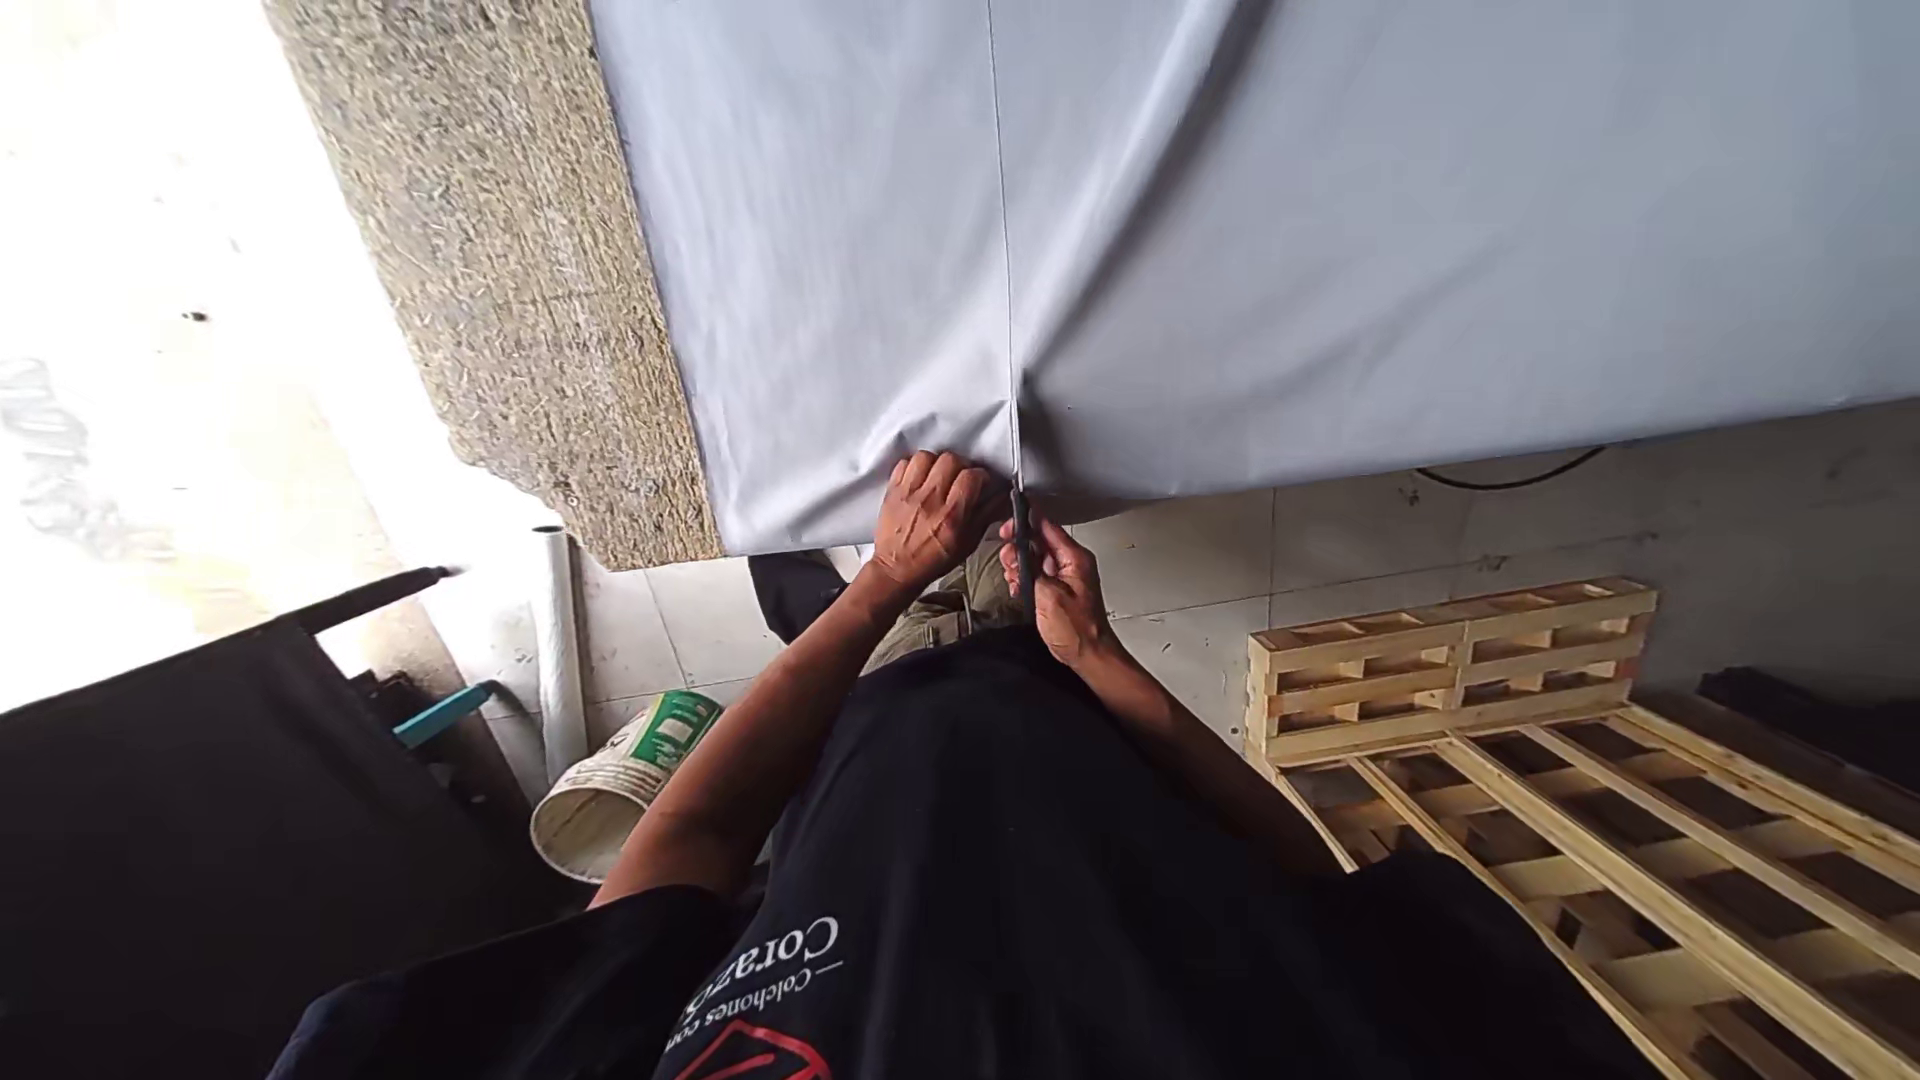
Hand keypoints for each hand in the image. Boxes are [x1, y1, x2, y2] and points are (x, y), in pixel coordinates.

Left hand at [868, 450, 1000, 595]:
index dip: (980, 475)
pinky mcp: (892, 491)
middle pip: (950, 460)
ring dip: (936, 463)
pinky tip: (920, 478)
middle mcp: (930, 501)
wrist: (897, 569)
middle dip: (960, 465)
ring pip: (926, 457)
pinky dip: (913, 467)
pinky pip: (903, 463)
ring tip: (938, 475)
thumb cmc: (933, 560)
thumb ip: (985, 516)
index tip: (980, 481)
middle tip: (960, 476)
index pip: (971, 477)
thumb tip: (1000, 497)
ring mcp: (908, 494)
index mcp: (951, 516)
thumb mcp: (967, 543)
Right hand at [999, 512, 1117, 668]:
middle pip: (1038, 540)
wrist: (1088, 654)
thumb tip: (1018, 548)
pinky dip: (1023, 577)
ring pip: (1034, 556)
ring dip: (1018, 564)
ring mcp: (1064, 575)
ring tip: (1014, 578)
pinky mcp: (1057, 588)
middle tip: (1008, 560)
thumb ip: (1031, 568)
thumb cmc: (1077, 630)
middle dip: (1018, 547)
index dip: (1026, 521)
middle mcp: (1071, 563)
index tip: (1008, 522)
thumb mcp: (1047, 595)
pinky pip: (1036, 572)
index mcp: (1074, 558)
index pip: (1047, 526)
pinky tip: (1018, 587)